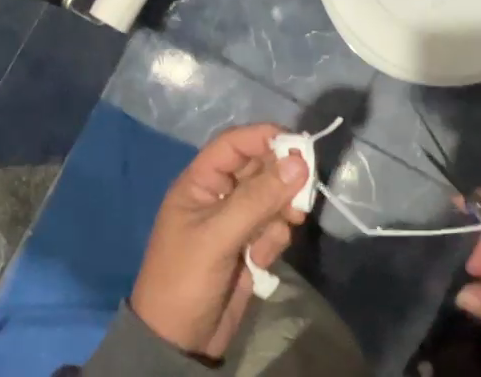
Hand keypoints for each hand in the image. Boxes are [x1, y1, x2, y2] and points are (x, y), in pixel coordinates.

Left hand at [129, 124, 310, 359]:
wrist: (178, 342)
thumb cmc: (185, 278)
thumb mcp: (218, 236)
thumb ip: (257, 198)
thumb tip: (298, 161)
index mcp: (199, 182)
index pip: (234, 144)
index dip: (264, 138)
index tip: (299, 144)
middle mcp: (218, 195)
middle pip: (258, 169)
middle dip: (281, 179)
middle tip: (302, 194)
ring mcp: (234, 223)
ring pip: (271, 198)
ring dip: (281, 211)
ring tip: (285, 228)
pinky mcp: (248, 248)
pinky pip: (273, 227)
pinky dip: (276, 237)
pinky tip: (264, 258)